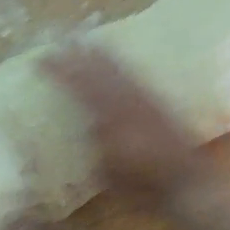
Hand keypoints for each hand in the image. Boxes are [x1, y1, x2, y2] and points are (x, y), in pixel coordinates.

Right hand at [41, 48, 229, 216]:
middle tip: (63, 42)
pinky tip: (120, 64)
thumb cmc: (145, 187)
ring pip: (121, 68)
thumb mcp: (109, 171)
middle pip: (101, 69)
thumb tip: (89, 124)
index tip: (41, 60)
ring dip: (102, 54)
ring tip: (88, 42)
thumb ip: (97, 143)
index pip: (80, 84)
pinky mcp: (162, 105)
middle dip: (80, 55)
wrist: (189, 184)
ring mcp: (148, 100)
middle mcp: (129, 101)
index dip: (60, 70)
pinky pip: (138, 76)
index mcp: (112, 115)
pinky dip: (124, 65)